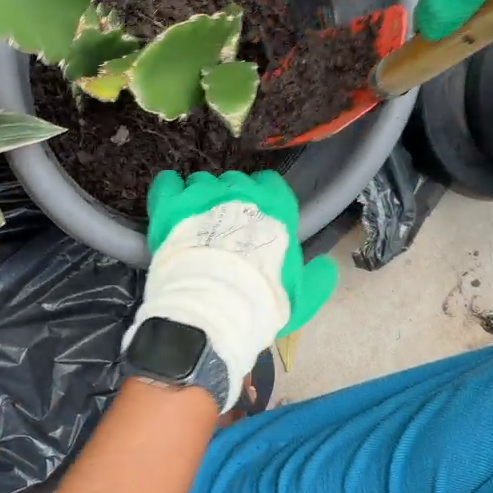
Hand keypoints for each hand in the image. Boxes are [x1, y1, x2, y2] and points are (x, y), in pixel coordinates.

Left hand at [130, 171, 335, 409]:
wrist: (210, 311)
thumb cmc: (257, 306)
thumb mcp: (298, 301)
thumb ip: (315, 281)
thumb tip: (326, 267)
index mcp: (276, 210)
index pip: (269, 184)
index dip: (259, 199)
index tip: (251, 218)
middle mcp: (240, 194)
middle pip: (232, 181)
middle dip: (226, 199)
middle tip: (218, 226)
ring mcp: (203, 197)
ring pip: (200, 182)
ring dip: (197, 197)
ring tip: (190, 222)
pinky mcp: (170, 208)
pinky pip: (166, 184)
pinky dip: (167, 191)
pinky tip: (167, 203)